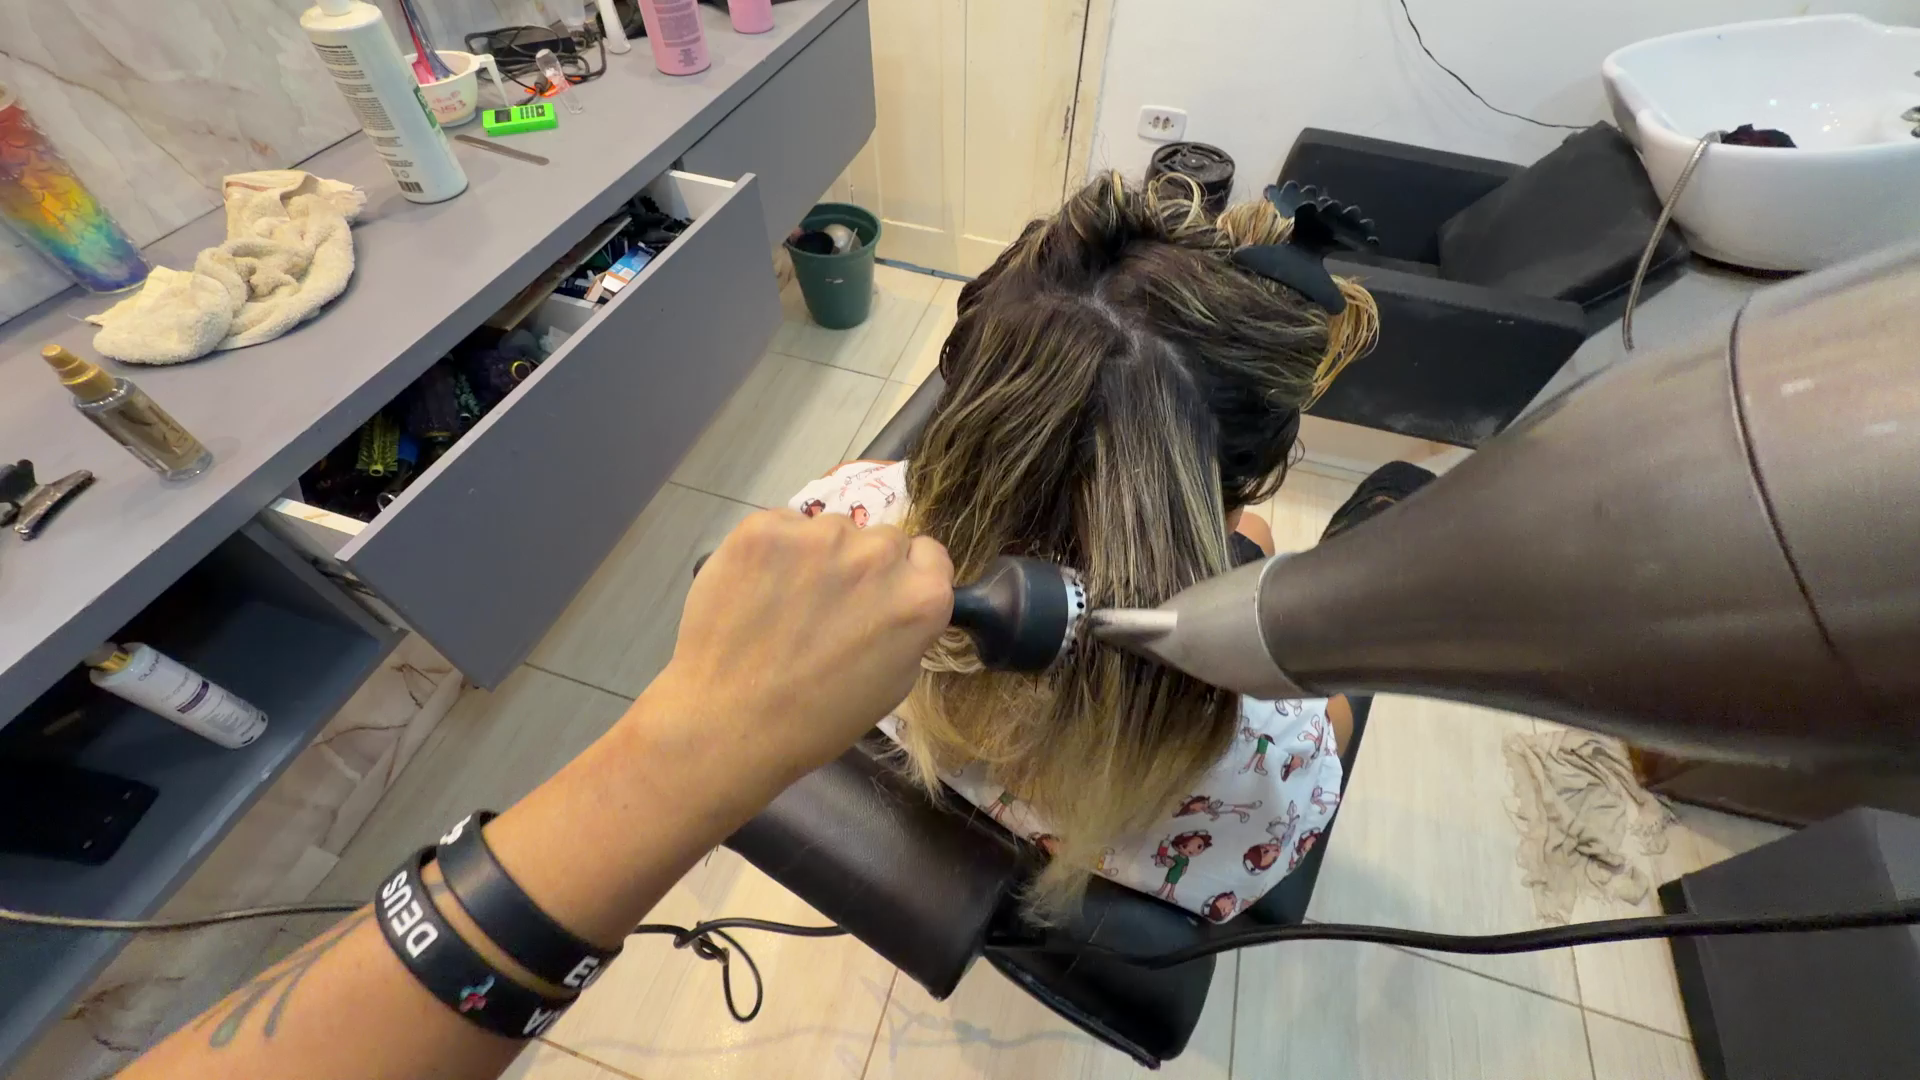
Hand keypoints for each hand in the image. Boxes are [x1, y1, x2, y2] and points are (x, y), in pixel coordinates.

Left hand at [654, 509, 953, 779]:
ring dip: (818, 555)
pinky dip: (773, 551)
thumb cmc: (819, 717)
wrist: (728, 723)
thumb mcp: (897, 681)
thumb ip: (911, 624)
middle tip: (829, 606)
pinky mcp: (766, 528)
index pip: (930, 553)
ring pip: (830, 529)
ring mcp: (820, 535)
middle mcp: (878, 553)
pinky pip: (783, 526)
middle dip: (862, 565)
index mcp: (920, 595)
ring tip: (786, 602)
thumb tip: (898, 597)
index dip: (905, 575)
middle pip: (882, 538)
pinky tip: (756, 590)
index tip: (880, 598)